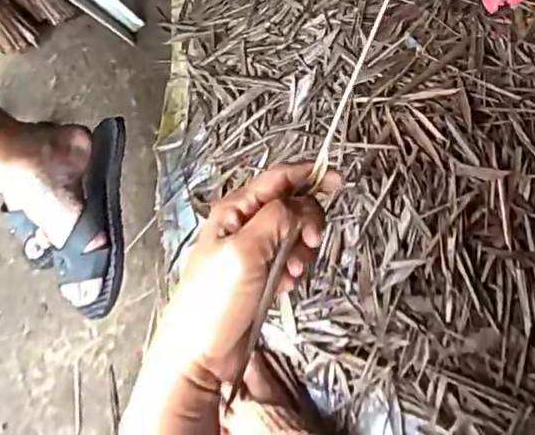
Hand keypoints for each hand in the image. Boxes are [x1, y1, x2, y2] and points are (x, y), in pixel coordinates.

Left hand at [147, 163, 342, 388]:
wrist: (198, 360)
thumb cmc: (210, 305)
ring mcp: (252, 249)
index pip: (279, 178)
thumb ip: (277, 218)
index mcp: (235, 209)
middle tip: (311, 241)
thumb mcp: (245, 251)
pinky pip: (289, 257)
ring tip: (291, 272)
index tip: (337, 181)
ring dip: (301, 250)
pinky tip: (285, 284)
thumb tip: (301, 204)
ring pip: (294, 232)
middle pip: (292, 205)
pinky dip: (294, 268)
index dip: (310, 175)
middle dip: (307, 221)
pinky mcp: (260, 272)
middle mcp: (244, 223)